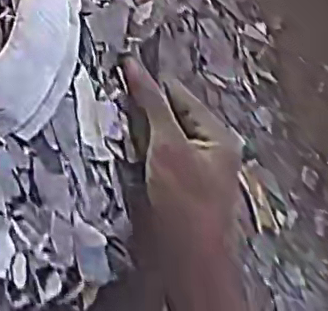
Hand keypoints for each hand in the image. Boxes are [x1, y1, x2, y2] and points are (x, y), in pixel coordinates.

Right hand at [123, 58, 246, 310]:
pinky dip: (134, 145)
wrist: (189, 263)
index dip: (146, 84)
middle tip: (110, 103)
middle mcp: (207, 146)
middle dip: (138, 107)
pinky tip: (119, 146)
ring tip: (111, 123)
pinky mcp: (174, 181)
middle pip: (165, 110)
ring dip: (133, 127)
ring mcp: (191, 165)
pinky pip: (150, 150)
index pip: (175, 91)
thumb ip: (151, 102)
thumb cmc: (186, 203)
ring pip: (154, 130)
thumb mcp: (167, 145)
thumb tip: (132, 64)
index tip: (114, 78)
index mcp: (217, 134)